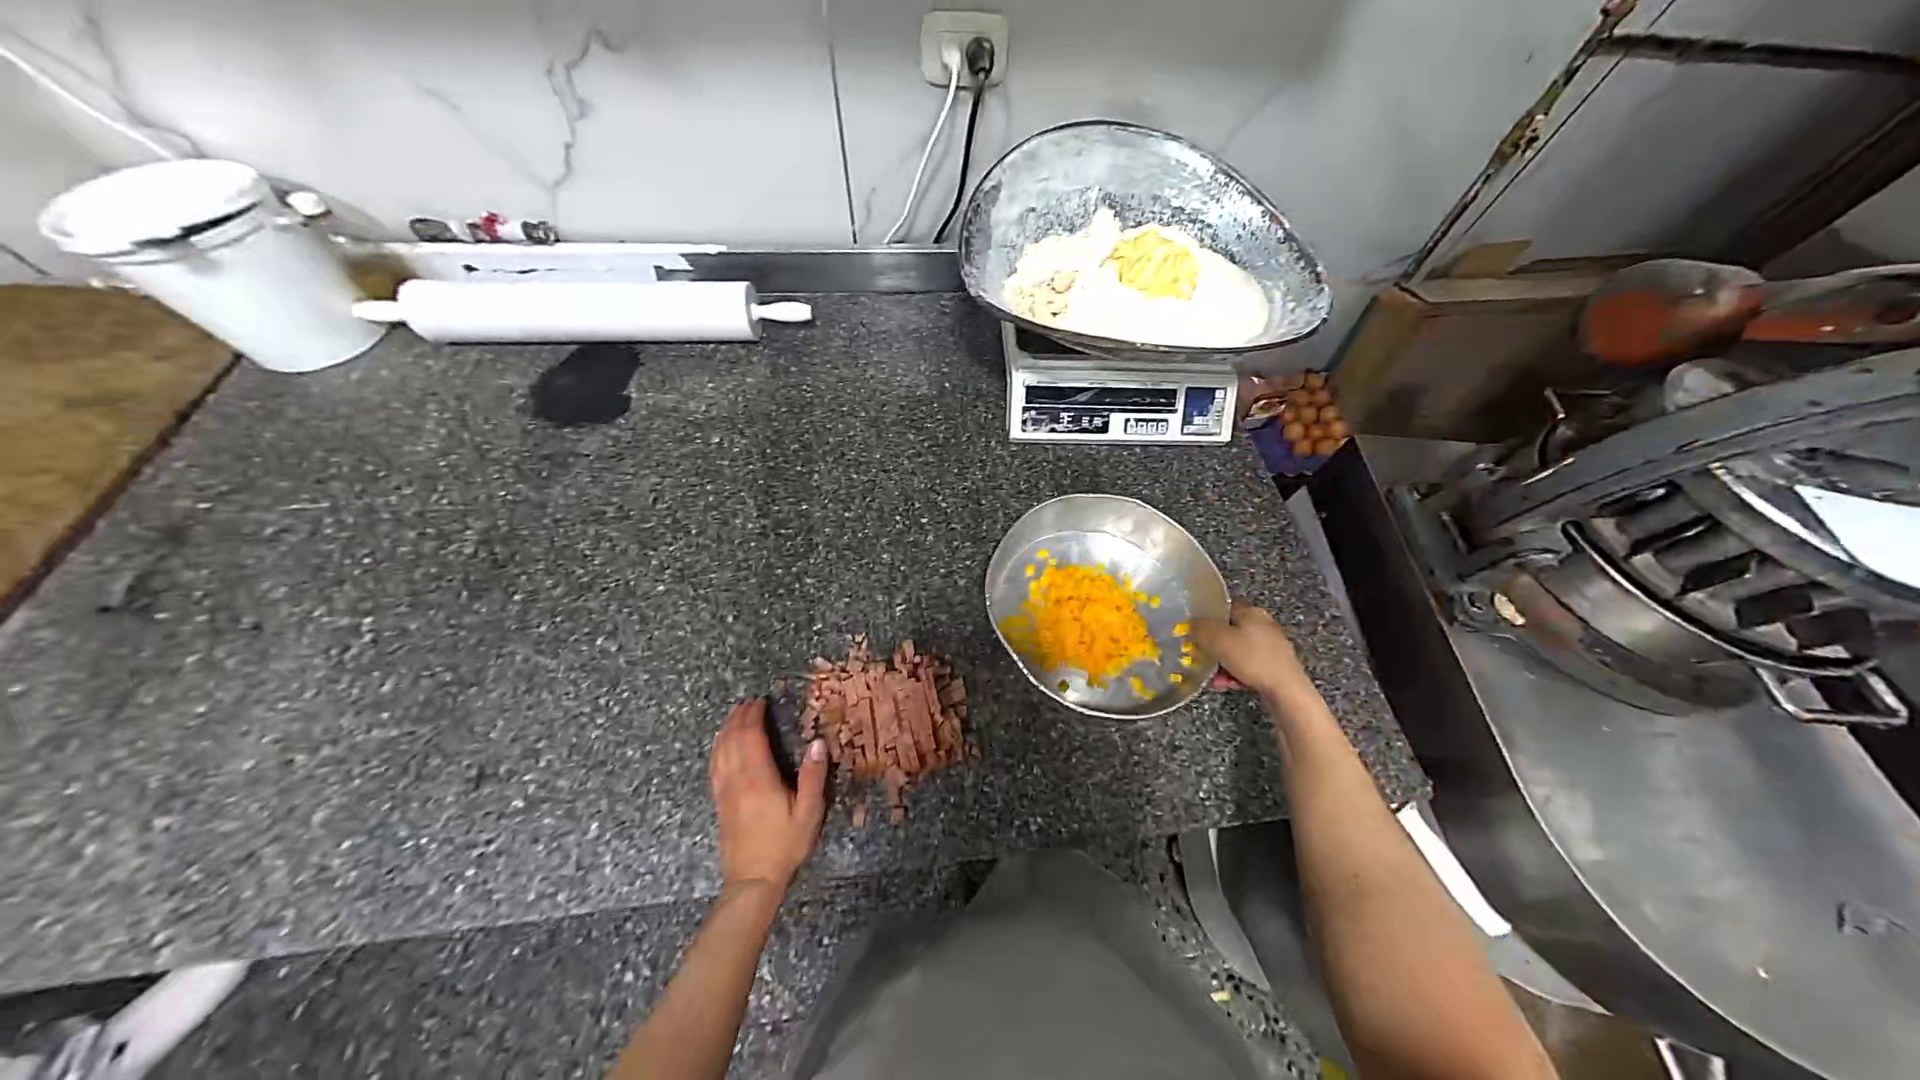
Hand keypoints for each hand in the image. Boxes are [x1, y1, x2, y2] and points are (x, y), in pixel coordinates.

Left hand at [708, 698, 827, 891]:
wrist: (752, 880)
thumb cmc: (784, 845)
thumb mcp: (809, 812)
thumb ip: (813, 776)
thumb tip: (818, 743)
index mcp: (759, 778)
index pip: (751, 737)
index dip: (753, 716)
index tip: (760, 701)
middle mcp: (737, 780)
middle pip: (732, 740)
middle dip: (739, 717)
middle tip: (749, 702)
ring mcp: (725, 791)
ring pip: (719, 751)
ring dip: (726, 729)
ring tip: (734, 715)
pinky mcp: (719, 802)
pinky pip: (714, 767)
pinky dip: (717, 749)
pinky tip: (721, 746)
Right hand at [1192, 603, 1313, 702]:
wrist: (1286, 690)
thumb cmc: (1251, 659)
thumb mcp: (1217, 639)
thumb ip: (1199, 627)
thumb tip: (1191, 623)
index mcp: (1251, 612)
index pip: (1222, 610)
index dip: (1205, 621)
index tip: (1194, 635)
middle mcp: (1263, 625)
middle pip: (1228, 633)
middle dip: (1213, 649)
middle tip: (1201, 660)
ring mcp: (1271, 646)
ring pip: (1236, 652)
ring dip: (1222, 665)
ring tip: (1214, 680)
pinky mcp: (1275, 665)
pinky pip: (1248, 666)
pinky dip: (1236, 674)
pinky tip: (1228, 685)